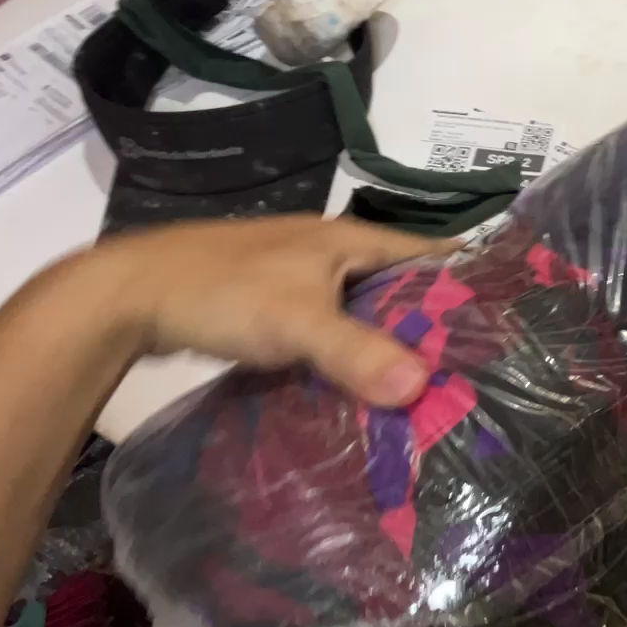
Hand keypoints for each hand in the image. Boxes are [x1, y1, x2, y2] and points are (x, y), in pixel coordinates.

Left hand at [51, 216, 453, 406]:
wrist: (121, 296)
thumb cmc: (221, 291)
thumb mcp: (296, 321)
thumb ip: (357, 352)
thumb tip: (423, 387)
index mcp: (351, 239)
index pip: (431, 251)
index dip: (469, 276)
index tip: (504, 313)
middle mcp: (334, 251)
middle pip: (403, 283)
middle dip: (438, 316)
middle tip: (476, 357)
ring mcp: (304, 277)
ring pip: (368, 307)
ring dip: (395, 336)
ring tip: (433, 376)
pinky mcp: (278, 304)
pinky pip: (337, 326)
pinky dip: (357, 349)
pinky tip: (367, 381)